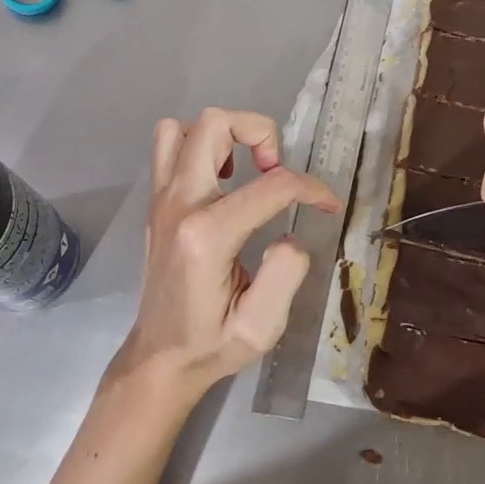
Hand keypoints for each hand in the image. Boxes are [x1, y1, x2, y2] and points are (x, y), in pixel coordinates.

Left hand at [116, 108, 340, 396]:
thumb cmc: (213, 344)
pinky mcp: (156, 204)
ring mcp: (162, 201)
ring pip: (184, 127)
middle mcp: (179, 206)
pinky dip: (200, 147)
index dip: (311, 190)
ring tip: (247, 170)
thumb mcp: (262, 326)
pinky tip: (223, 181)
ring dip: (224, 136)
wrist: (160, 358)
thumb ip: (286, 274)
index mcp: (208, 236)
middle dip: (260, 134)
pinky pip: (170, 147)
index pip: (271, 186)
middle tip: (277, 171)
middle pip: (215, 125)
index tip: (328, 206)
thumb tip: (291, 235)